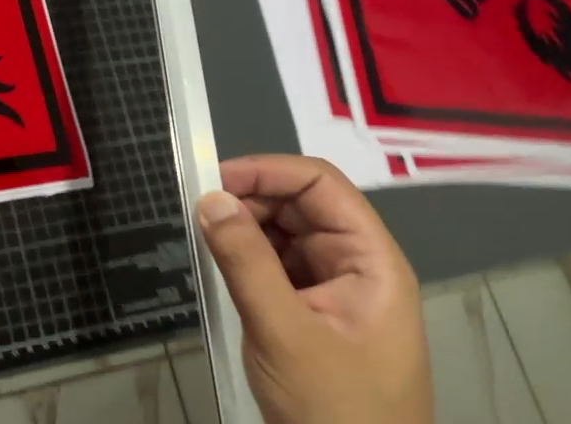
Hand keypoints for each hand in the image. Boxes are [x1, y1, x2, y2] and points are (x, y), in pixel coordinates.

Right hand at [196, 155, 431, 423]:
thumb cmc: (336, 409)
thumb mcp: (284, 332)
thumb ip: (245, 260)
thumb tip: (208, 197)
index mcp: (371, 263)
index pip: (321, 185)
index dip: (267, 171)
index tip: (211, 181)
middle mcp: (355, 266)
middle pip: (297, 203)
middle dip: (247, 199)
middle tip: (199, 215)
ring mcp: (332, 289)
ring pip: (279, 230)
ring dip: (240, 227)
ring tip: (205, 244)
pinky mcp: (307, 309)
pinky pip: (271, 261)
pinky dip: (240, 254)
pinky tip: (218, 267)